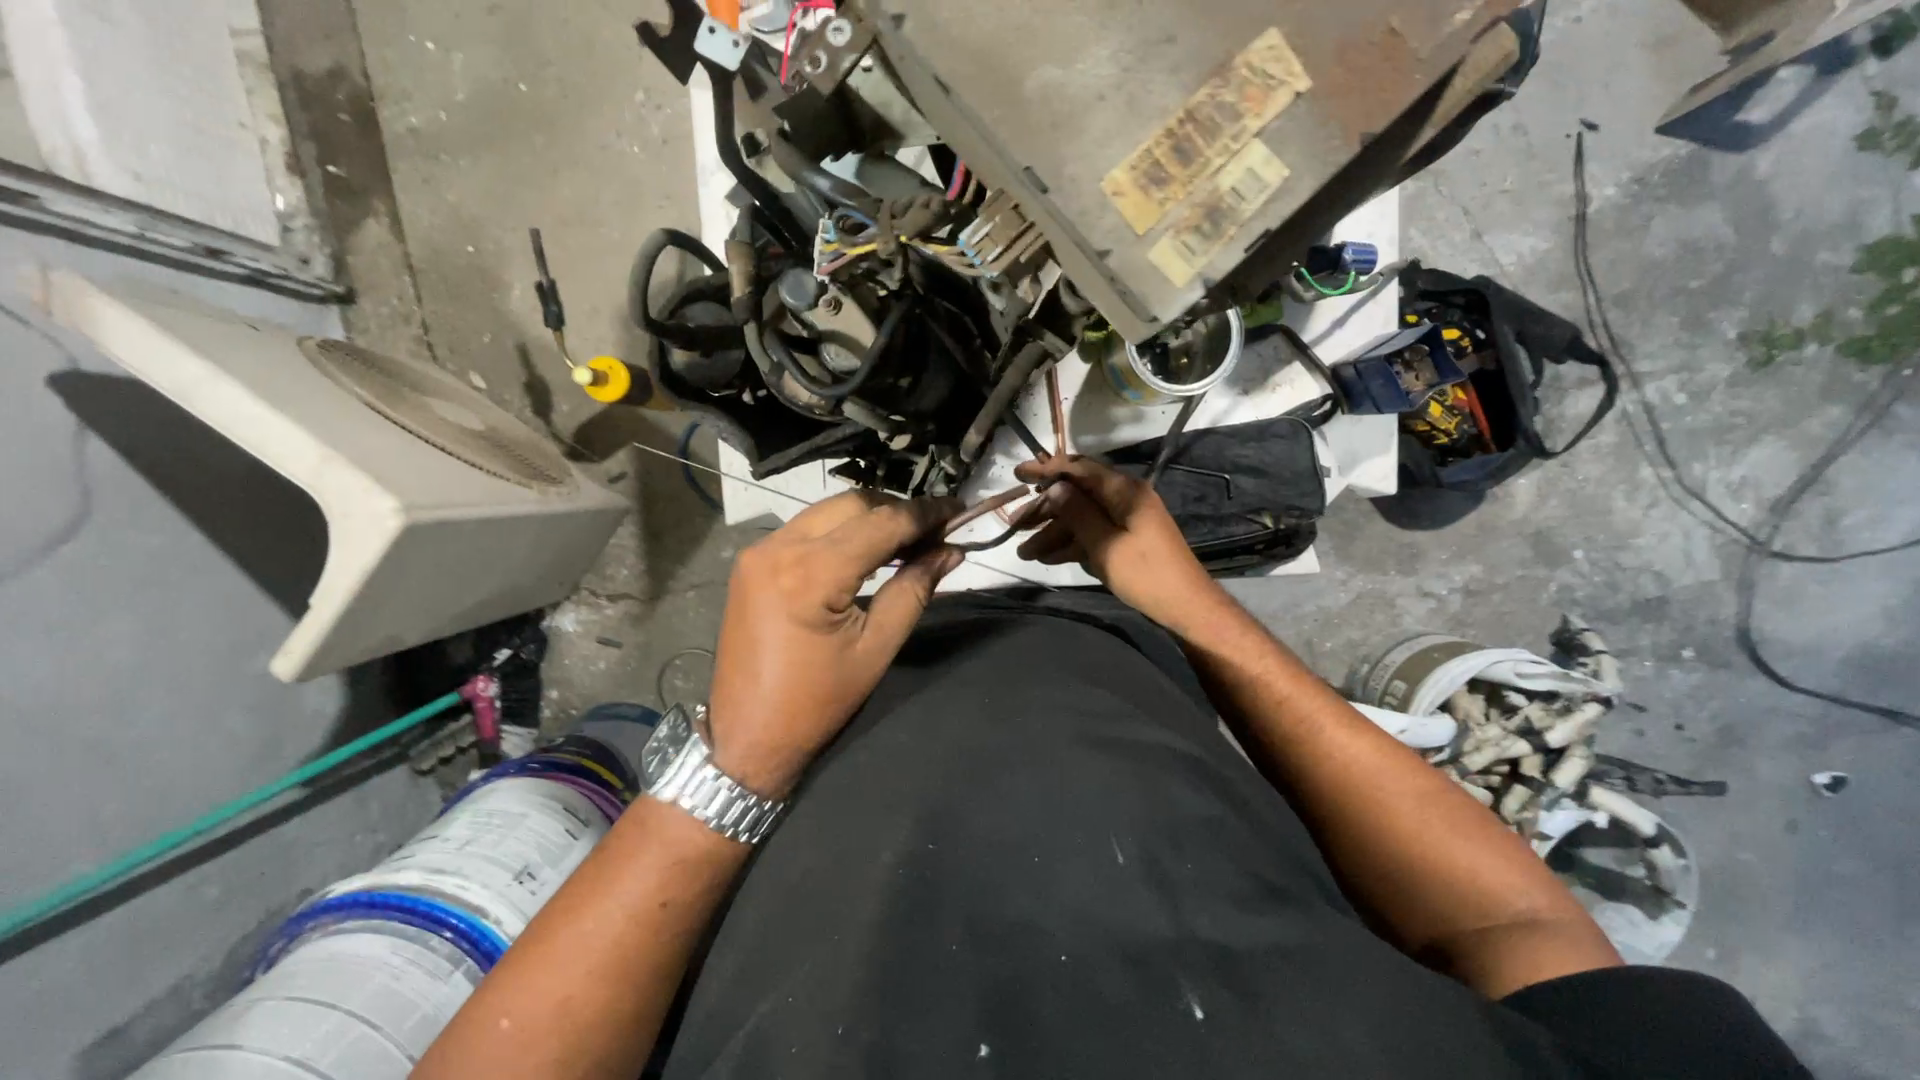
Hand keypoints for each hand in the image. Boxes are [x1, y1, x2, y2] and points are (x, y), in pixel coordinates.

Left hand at [707, 491, 962, 797]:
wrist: (747, 736)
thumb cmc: (816, 702)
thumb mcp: (876, 649)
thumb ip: (914, 591)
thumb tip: (950, 552)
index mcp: (812, 573)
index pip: (882, 522)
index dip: (925, 513)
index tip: (958, 510)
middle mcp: (779, 547)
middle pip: (853, 504)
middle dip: (897, 509)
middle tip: (934, 530)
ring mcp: (759, 551)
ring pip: (827, 511)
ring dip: (868, 517)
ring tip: (906, 540)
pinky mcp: (751, 562)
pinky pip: (804, 529)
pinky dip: (839, 531)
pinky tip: (865, 551)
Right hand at [1013, 456, 1221, 627]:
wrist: (1185, 605)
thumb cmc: (1146, 574)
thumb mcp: (1105, 544)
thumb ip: (1078, 513)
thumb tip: (1055, 486)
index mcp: (1123, 491)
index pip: (1079, 468)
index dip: (1047, 468)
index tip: (1018, 474)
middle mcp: (1124, 498)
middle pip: (1076, 495)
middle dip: (1044, 510)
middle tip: (1013, 523)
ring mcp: (1126, 520)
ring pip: (1081, 518)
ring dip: (1053, 532)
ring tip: (1023, 552)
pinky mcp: (1126, 540)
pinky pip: (1092, 534)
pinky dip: (1070, 544)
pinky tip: (1046, 558)